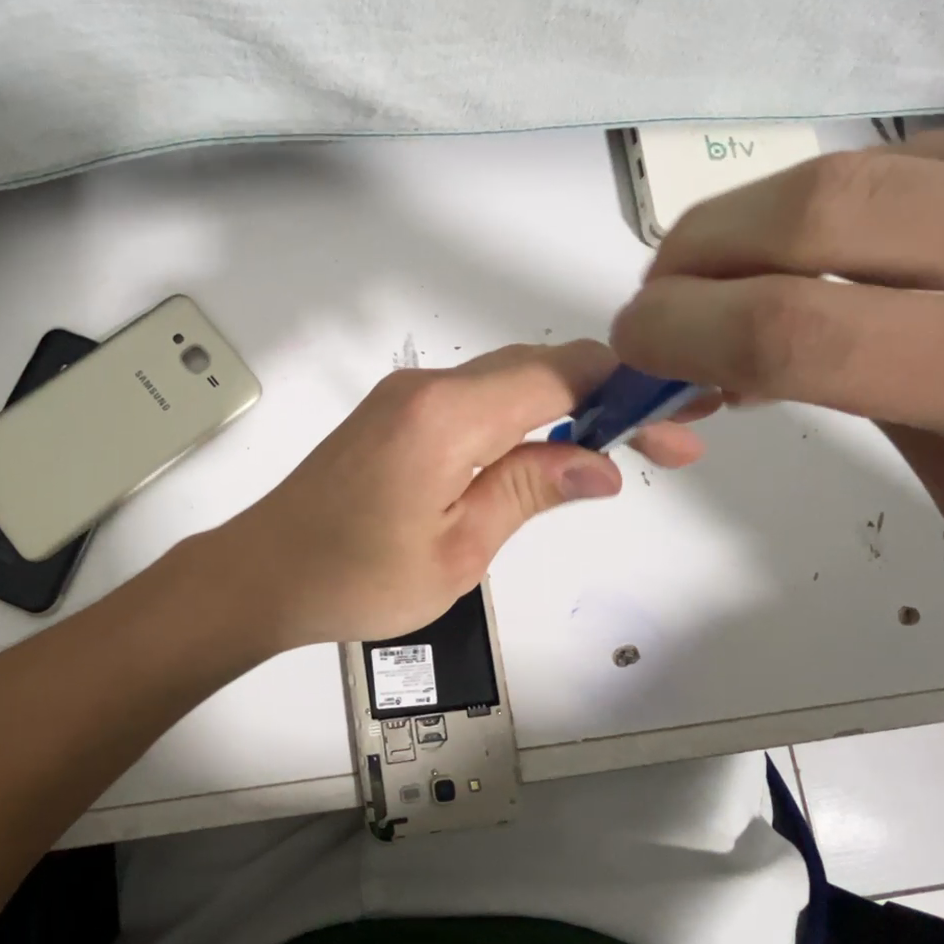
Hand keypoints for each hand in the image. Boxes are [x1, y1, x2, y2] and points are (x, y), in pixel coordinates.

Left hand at [212, 341, 633, 648]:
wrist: (262, 574)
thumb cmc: (354, 576)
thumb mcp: (458, 550)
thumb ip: (529, 492)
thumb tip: (600, 466)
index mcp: (448, 414)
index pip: (564, 373)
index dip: (631, 390)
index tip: (681, 420)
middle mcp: (426, 387)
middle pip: (538, 367)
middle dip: (609, 396)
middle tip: (665, 444)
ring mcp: (404, 397)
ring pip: (507, 380)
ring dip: (567, 405)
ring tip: (617, 451)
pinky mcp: (391, 415)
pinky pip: (473, 399)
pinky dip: (521, 415)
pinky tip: (546, 451)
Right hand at [610, 114, 943, 587]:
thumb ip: (893, 418)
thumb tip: (782, 351)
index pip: (814, 333)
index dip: (687, 329)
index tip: (636, 345)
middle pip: (830, 205)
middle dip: (701, 246)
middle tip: (662, 292)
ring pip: (884, 162)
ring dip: (767, 218)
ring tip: (742, 272)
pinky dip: (868, 203)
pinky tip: (870, 248)